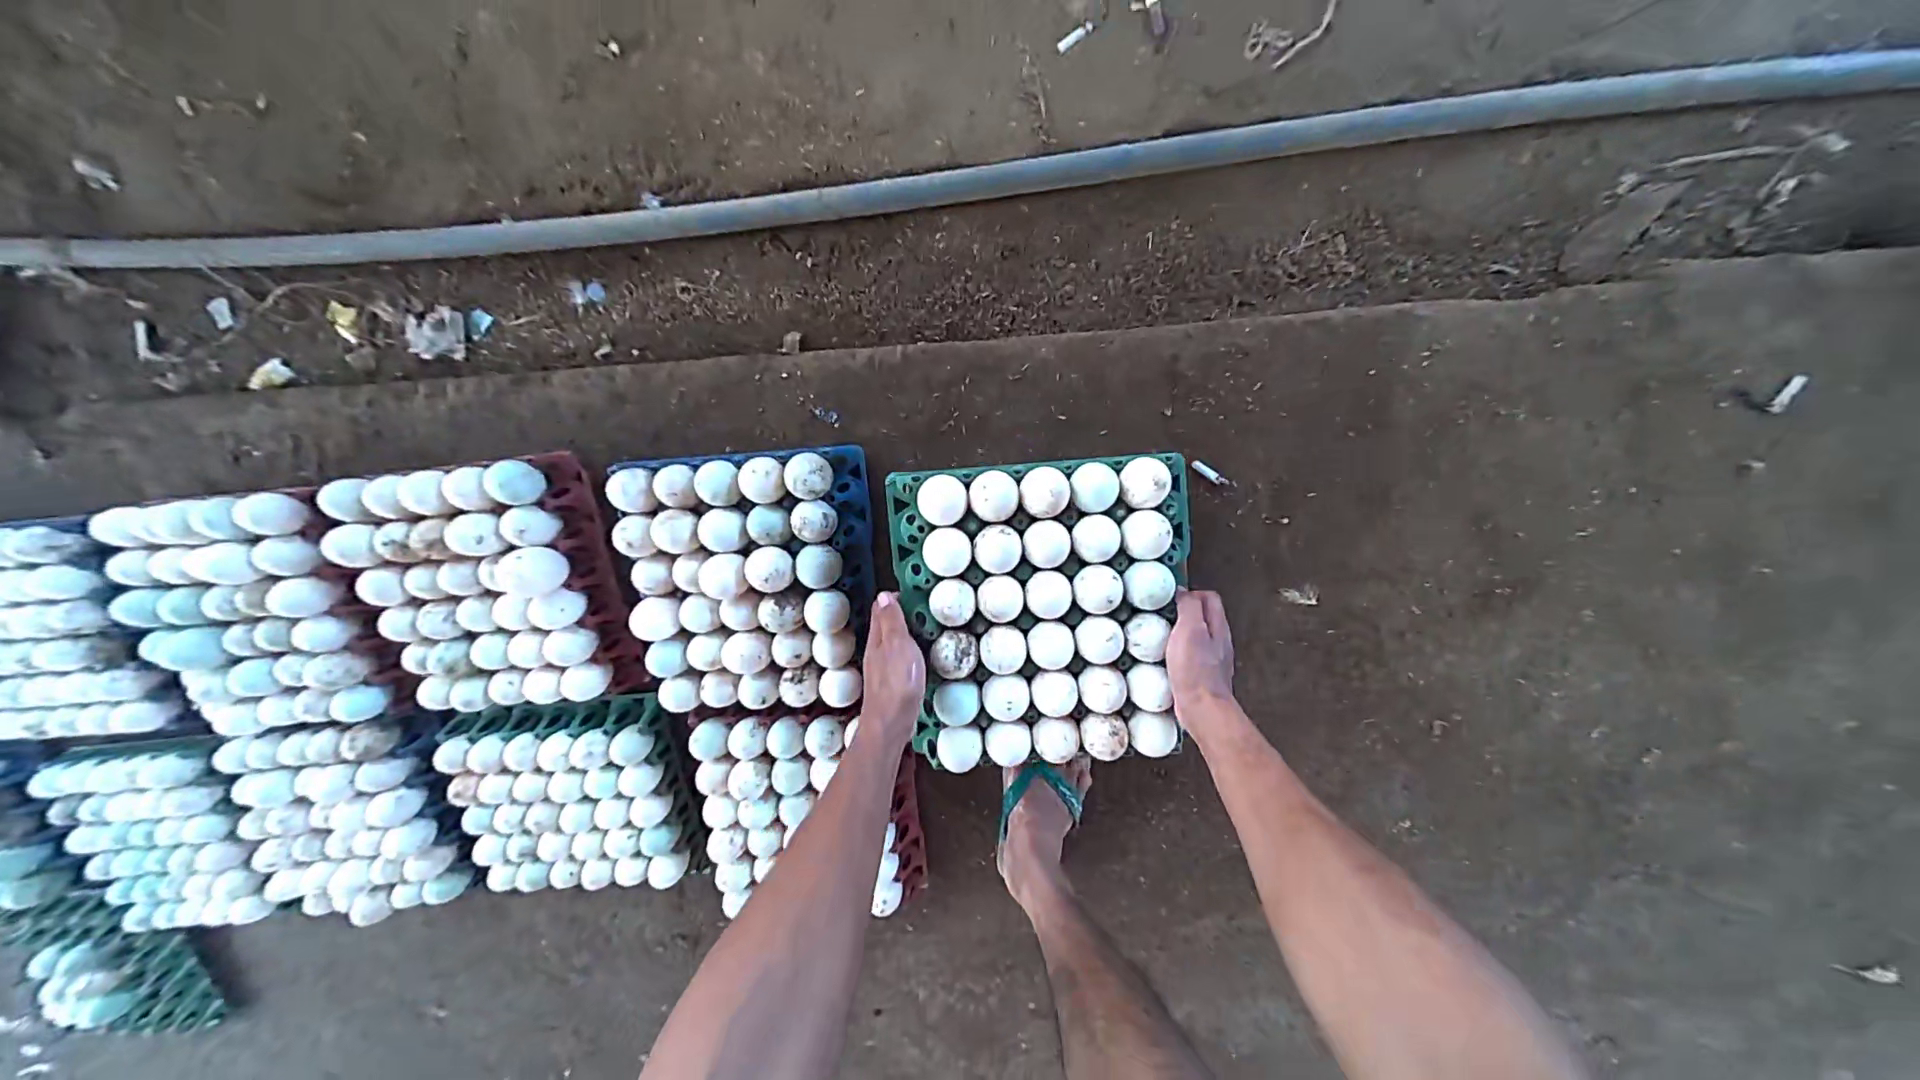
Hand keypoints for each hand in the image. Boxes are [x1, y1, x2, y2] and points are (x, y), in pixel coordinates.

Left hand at [858, 593, 924, 748]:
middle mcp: (877, 651)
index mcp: (877, 638)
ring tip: (926, 627)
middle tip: (924, 607)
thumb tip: (884, 595)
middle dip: (901, 613)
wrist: (891, 724)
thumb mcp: (897, 645)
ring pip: (893, 642)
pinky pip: (901, 659)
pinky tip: (921, 656)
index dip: (894, 597)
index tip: (913, 592)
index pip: (880, 609)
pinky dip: (911, 651)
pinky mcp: (893, 682)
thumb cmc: (896, 684)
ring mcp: (884, 668)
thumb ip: (892, 621)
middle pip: (886, 625)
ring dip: (907, 632)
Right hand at [1167, 590, 1235, 730]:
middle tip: (1163, 616)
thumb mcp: (1190, 629)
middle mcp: (1218, 642)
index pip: (1209, 598)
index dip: (1190, 593)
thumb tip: (1184, 592)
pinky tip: (1164, 660)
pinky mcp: (1200, 675)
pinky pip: (1188, 657)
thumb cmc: (1196, 671)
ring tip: (1160, 637)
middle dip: (1183, 613)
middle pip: (1203, 617)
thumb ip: (1189, 607)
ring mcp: (1211, 660)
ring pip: (1195, 637)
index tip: (1171, 598)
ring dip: (1178, 634)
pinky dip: (1175, 654)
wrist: (1202, 709)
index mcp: (1218, 627)